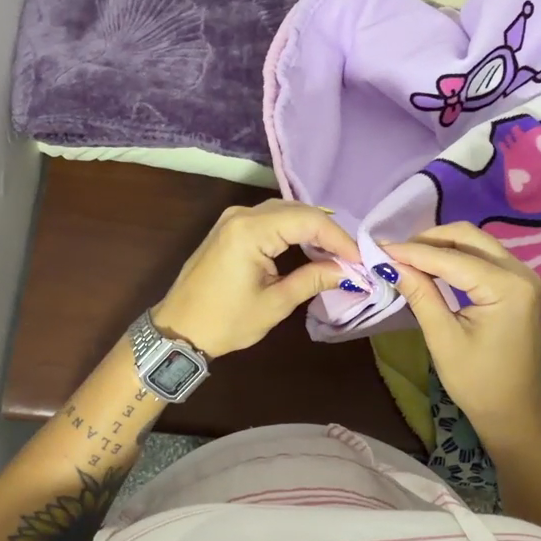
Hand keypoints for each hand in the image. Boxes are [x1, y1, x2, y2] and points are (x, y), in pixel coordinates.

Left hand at [152, 200, 357, 357]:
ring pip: (284, 211)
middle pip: (297, 210)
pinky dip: (293, 230)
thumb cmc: (226, 321)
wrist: (178, 331)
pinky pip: (269, 219)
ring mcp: (232, 218)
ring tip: (337, 253)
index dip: (339, 237)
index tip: (362, 258)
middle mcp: (241, 215)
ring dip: (312, 228)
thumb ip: (313, 279)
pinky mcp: (229, 228)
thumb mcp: (275, 303)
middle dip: (328, 230)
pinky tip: (310, 247)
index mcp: (250, 230)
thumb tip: (349, 271)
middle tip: (354, 255)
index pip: (308, 220)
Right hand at [384, 223, 540, 443]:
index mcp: (507, 287)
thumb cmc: (477, 382)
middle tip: (392, 253)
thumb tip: (389, 263)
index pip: (452, 258)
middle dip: (427, 241)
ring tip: (406, 258)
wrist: (513, 409)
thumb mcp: (443, 338)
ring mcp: (523, 275)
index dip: (413, 252)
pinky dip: (455, 256)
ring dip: (440, 246)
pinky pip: (483, 256)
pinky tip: (430, 265)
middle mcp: (521, 272)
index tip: (377, 248)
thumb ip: (420, 294)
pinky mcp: (518, 283)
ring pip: (475, 243)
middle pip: (467, 237)